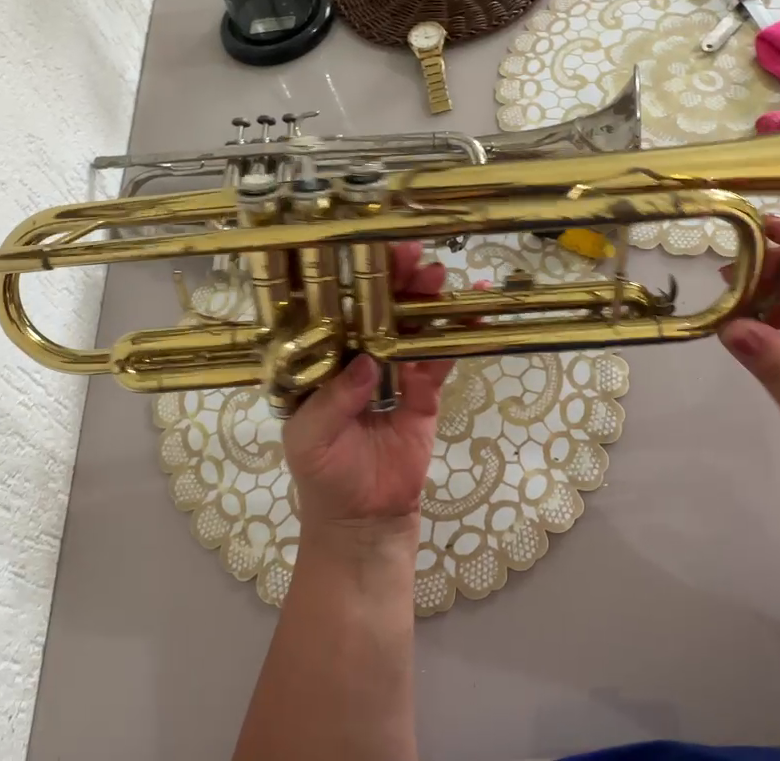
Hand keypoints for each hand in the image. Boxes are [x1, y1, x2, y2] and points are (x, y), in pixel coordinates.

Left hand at [284, 243, 452, 529]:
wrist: (364, 522)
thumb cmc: (324, 477)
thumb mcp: (310, 439)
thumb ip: (332, 401)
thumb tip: (366, 363)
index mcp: (321, 362)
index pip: (335, 311)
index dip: (350, 283)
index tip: (368, 257)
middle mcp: (356, 359)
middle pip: (376, 310)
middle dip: (395, 281)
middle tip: (414, 257)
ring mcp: (392, 374)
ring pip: (409, 328)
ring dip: (425, 302)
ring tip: (439, 279)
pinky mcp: (423, 395)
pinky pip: (438, 362)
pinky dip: (453, 340)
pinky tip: (469, 319)